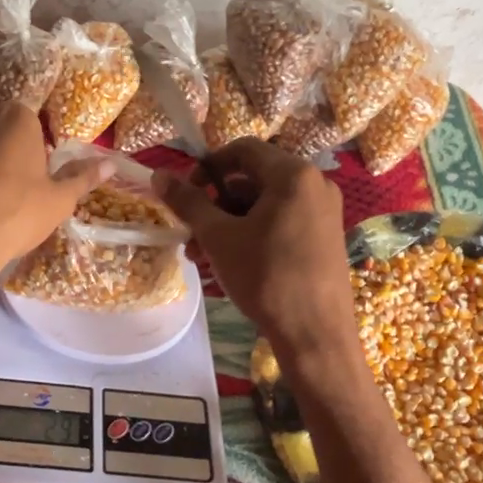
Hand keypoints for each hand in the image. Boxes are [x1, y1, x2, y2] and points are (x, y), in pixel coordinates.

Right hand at [152, 139, 358, 359]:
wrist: (315, 333)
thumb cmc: (265, 277)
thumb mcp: (218, 237)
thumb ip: (188, 202)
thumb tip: (159, 175)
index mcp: (293, 175)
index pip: (242, 150)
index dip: (207, 166)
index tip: (186, 193)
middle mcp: (314, 184)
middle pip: (252, 178)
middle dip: (215, 202)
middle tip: (190, 231)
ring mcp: (323, 212)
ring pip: (264, 204)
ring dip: (228, 222)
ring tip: (201, 254)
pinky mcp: (324, 237)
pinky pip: (280, 222)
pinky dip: (251, 234)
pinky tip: (228, 262)